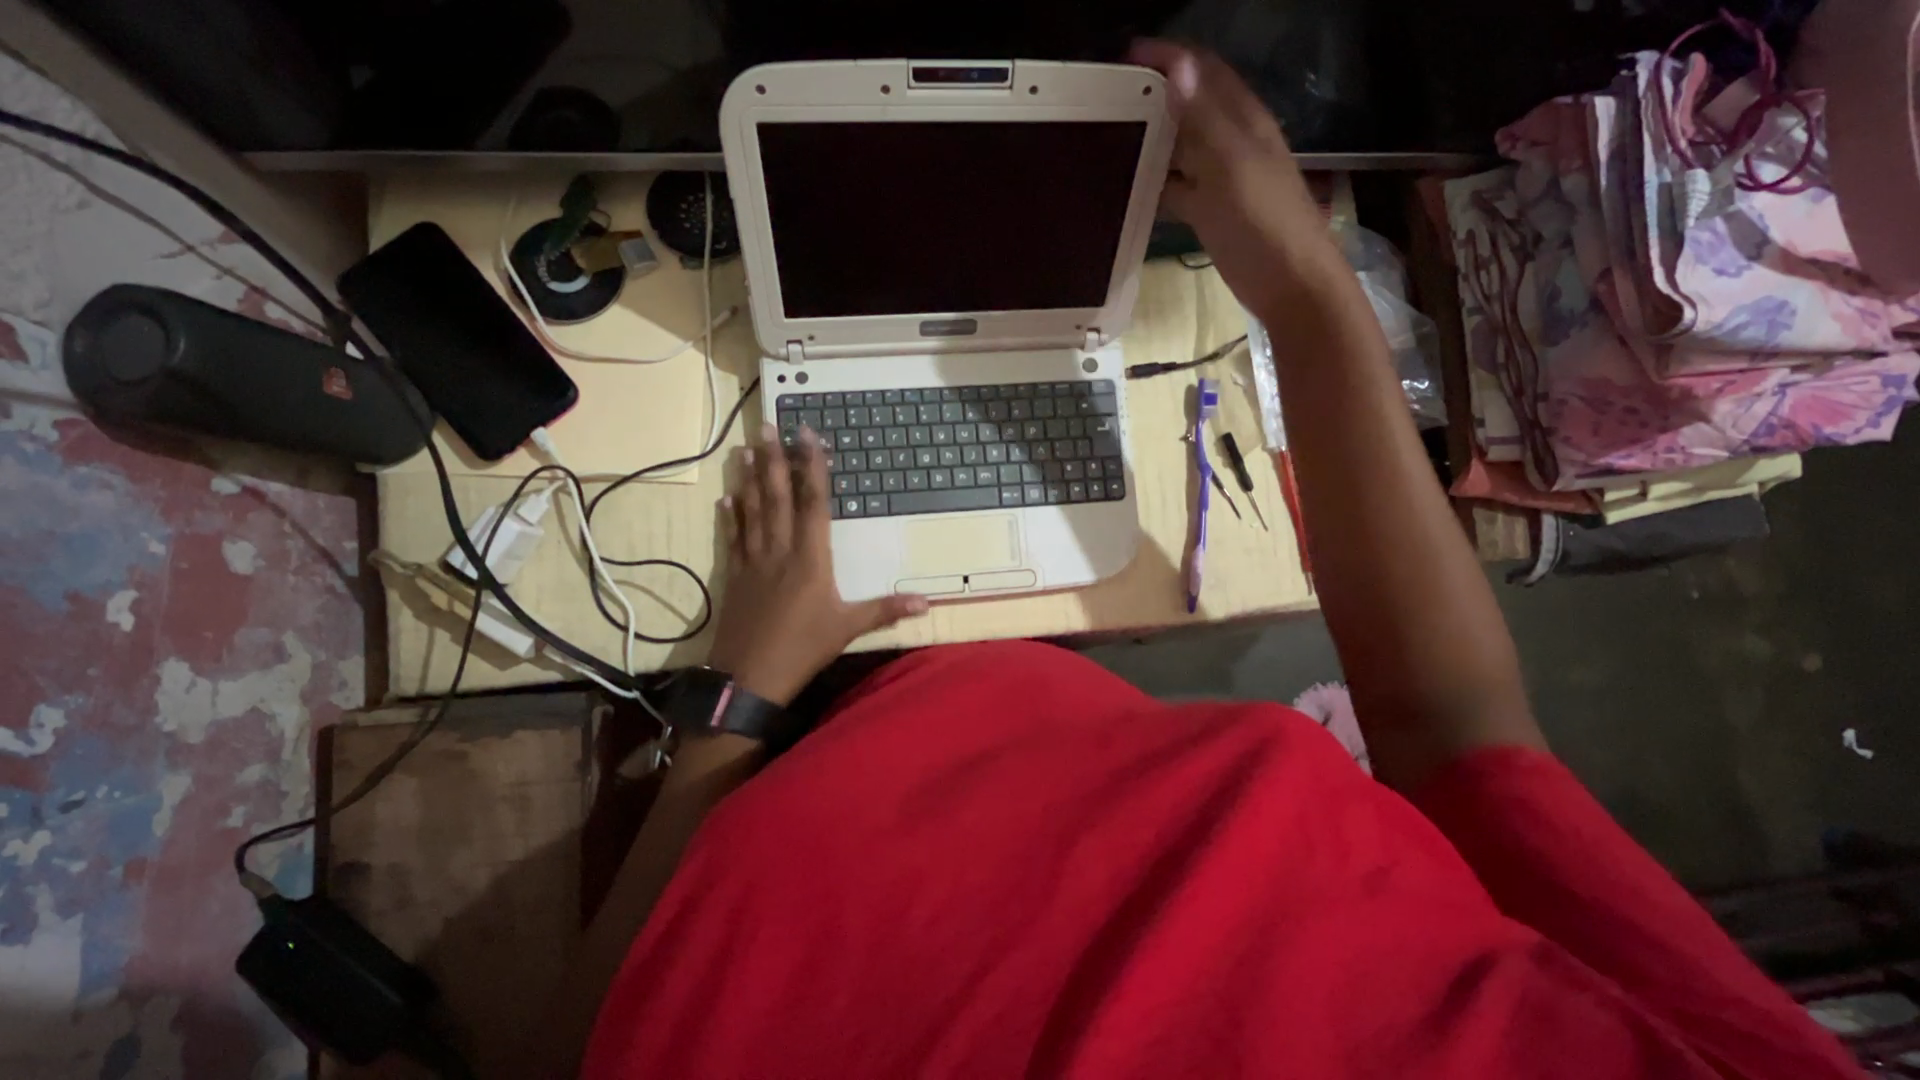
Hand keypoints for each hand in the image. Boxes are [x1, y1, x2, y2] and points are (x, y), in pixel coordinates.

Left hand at [705, 423, 928, 705]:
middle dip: (773, 460)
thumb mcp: (848, 629)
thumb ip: (885, 610)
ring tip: (742, 449)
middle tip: (766, 426)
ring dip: (748, 479)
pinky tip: (726, 499)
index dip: (811, 467)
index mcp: (811, 559)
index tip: (806, 436)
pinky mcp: (734, 578)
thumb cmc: (802, 650)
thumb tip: (928, 602)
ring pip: (751, 511)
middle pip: (777, 497)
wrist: (747, 678)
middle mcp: (780, 551)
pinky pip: (733, 539)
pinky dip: (731, 517)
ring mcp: (753, 562)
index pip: (813, 504)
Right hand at [1128, 40, 1349, 315]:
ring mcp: (1220, 177)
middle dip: (1150, 95)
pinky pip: (1175, 186)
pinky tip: (1124, 187)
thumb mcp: (1231, 165)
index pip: (1203, 71)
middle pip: (1188, 105)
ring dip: (1148, 137)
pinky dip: (1151, 181)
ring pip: (1179, 145)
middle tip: (1103, 98)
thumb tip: (1175, 64)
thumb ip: (1203, 117)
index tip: (1121, 58)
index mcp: (1242, 120)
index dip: (1167, 58)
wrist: (1290, 285)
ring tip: (1104, 137)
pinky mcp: (1209, 210)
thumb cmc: (1263, 223)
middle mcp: (1231, 140)